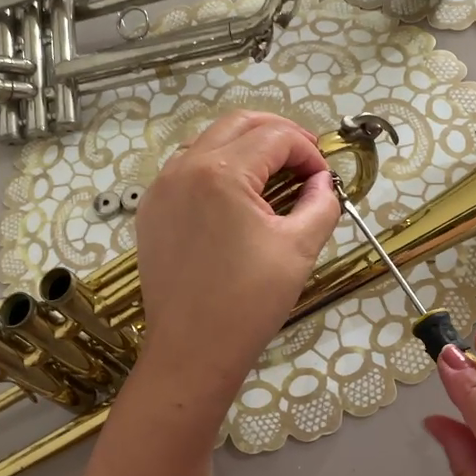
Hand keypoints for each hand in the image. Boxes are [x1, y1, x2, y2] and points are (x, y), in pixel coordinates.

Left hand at [134, 112, 339, 394]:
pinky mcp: (151, 212)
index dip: (308, 152)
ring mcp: (160, 190)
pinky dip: (215, 170)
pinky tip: (235, 199)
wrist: (191, 350)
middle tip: (304, 162)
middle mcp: (182, 169)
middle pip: (237, 125)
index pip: (274, 137)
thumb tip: (323, 183)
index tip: (324, 180)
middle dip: (277, 135)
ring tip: (273, 178)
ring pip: (207, 143)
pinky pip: (185, 172)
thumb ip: (320, 203)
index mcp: (220, 173)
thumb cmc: (248, 302)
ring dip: (244, 149)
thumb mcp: (298, 249)